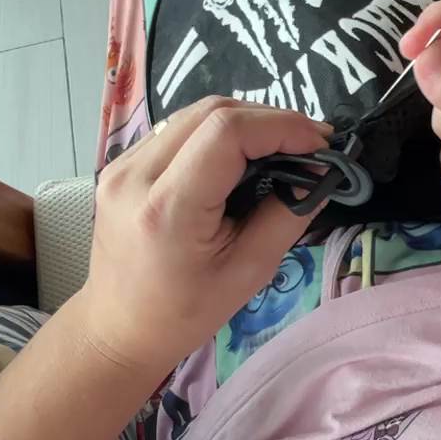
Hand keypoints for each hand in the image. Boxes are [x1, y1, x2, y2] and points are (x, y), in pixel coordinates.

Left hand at [70, 97, 331, 377]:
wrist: (119, 328)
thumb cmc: (186, 312)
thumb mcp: (250, 272)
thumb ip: (287, 216)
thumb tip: (318, 173)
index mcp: (167, 208)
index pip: (227, 133)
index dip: (282, 126)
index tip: (320, 145)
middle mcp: (136, 174)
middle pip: (212, 111)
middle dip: (271, 119)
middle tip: (309, 144)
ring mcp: (122, 164)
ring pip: (196, 113)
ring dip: (247, 121)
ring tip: (283, 147)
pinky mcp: (122, 164)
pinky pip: (180, 129)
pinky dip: (220, 132)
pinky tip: (243, 156)